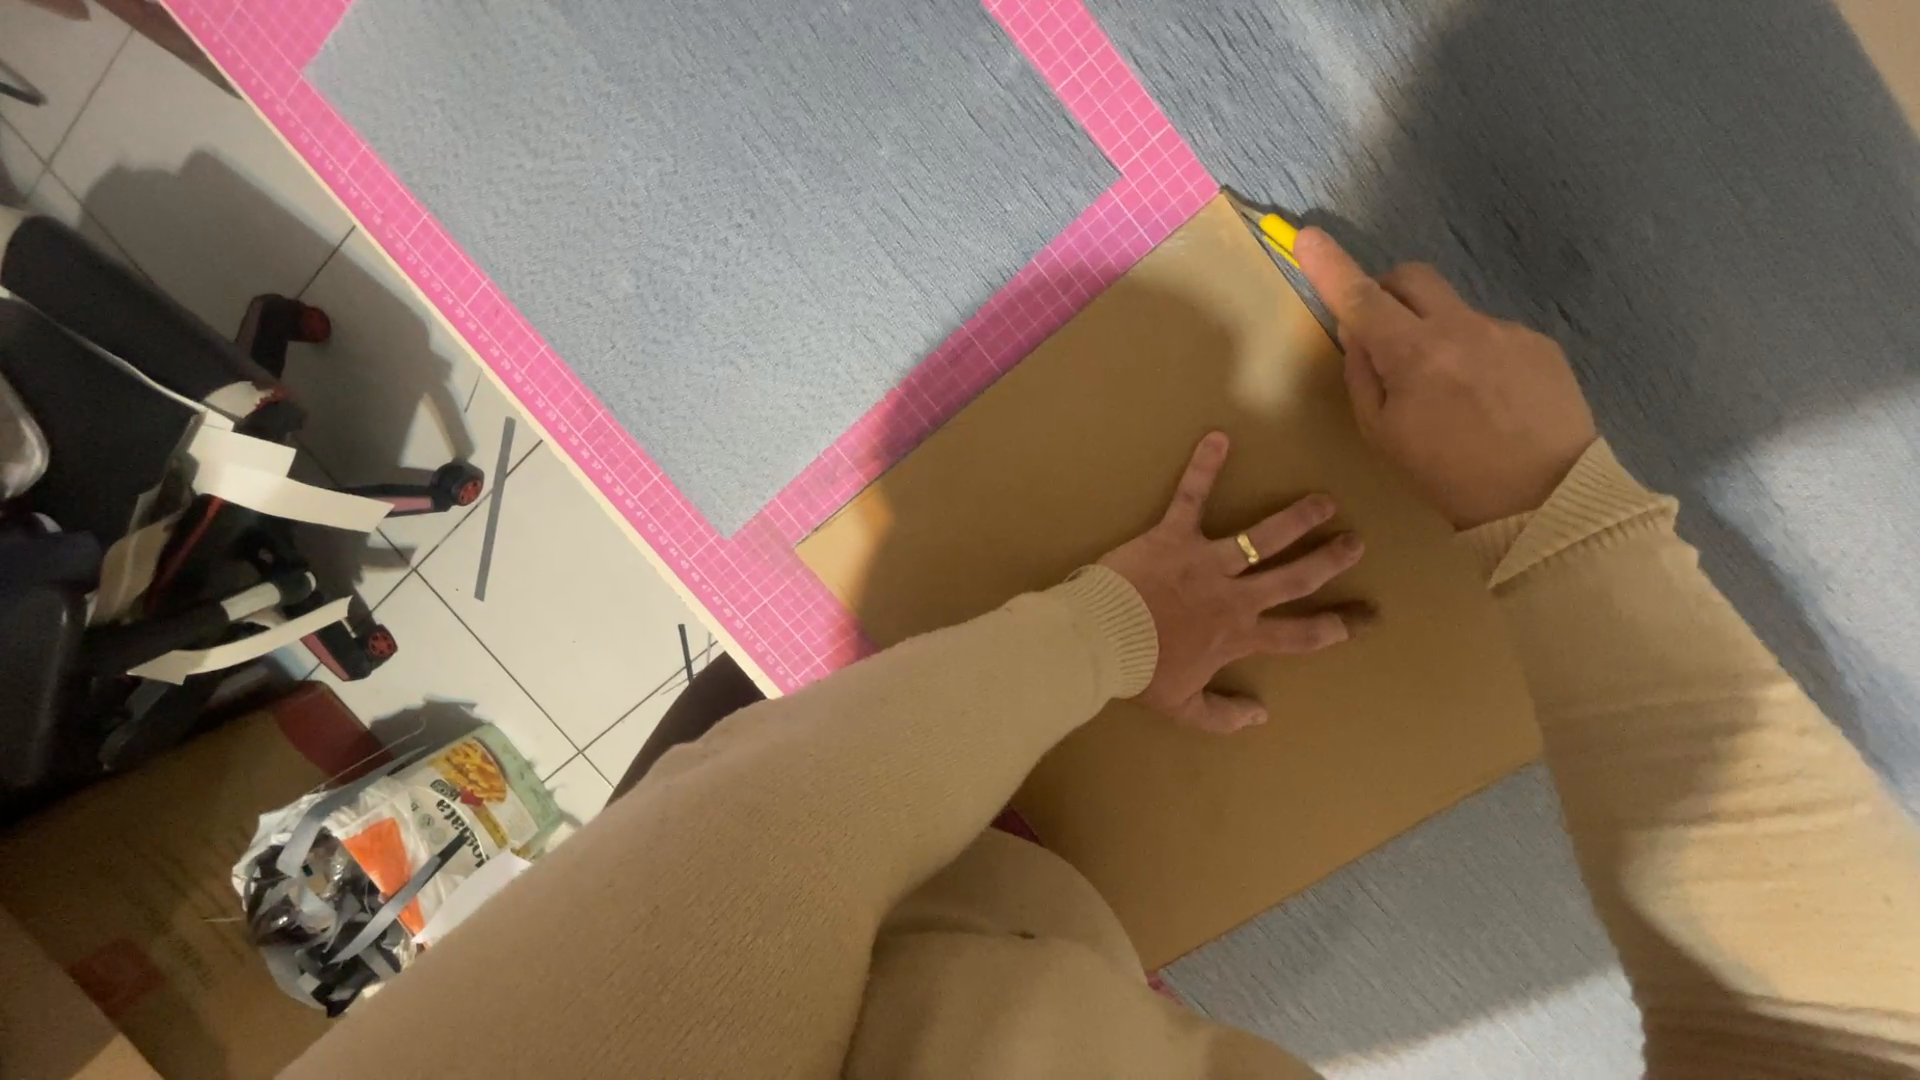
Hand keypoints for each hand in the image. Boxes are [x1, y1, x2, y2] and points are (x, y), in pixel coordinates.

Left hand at [1099, 432, 1365, 733]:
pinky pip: (1190, 497)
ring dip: (1296, 517)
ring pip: (1262, 536)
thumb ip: (1223, 715)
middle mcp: (1234, 595)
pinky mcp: (1174, 536)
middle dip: (1329, 560)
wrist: (1100, 641)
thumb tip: (1260, 717)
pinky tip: (1217, 437)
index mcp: (1238, 635)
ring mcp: (1207, 562)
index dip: (1336, 627)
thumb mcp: (1183, 707)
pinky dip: (1203, 467)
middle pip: (1294, 577)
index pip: (1300, 634)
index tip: (1364, 618)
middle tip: (1354, 542)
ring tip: (1322, 500)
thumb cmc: (1140, 672)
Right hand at [1293, 228, 1597, 529]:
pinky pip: (1486, 334)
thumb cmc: (1446, 474)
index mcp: (1415, 354)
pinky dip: (1470, 354)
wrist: (1547, 498)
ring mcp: (1506, 331)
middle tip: (1378, 331)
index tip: (1309, 238)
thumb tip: (1359, 334)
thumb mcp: (1381, 433)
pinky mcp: (1539, 343)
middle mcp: (1462, 328)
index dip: (1330, 267)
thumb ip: (1363, 375)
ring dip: (1431, 332)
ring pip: (1450, 310)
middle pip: (1411, 276)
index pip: (1361, 297)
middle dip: (1385, 290)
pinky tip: (1483, 398)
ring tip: (1445, 392)